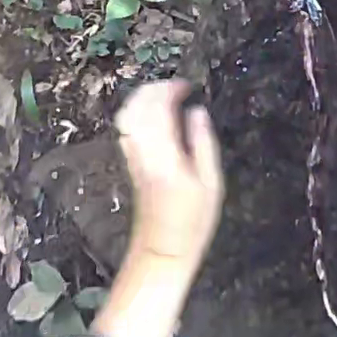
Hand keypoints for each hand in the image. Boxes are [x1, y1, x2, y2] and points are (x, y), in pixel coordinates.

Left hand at [92, 81, 223, 336]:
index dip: (171, 89)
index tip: (186, 86)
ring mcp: (134, 157)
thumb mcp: (211, 183)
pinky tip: (151, 114)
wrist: (162, 250)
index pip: (160, 109)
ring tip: (162, 94)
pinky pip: (126, 129)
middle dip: (154, 88)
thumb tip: (198, 112)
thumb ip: (203, 143)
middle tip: (174, 86)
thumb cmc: (192, 222)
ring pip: (127, 116)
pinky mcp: (131, 164)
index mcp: (166, 154)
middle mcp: (144, 152)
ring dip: (142, 98)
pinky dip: (136, 113)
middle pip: (138, 107)